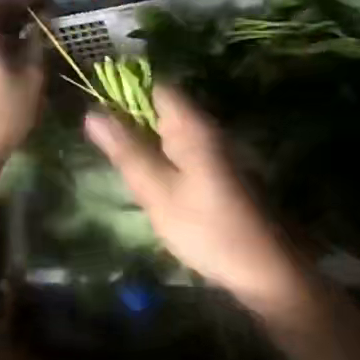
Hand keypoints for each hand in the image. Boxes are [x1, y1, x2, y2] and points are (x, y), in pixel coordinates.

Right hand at [85, 87, 306, 314]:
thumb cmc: (207, 229)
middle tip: (104, 144)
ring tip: (120, 163)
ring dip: (144, 141)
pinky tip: (148, 181)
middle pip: (162, 107)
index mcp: (192, 127)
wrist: (267, 273)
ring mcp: (215, 150)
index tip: (98, 109)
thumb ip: (125, 150)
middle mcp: (206, 129)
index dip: (125, 90)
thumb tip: (92, 113)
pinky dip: (160, 157)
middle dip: (130, 119)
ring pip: (169, 131)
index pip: (156, 86)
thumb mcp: (156, 192)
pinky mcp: (218, 171)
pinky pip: (180, 150)